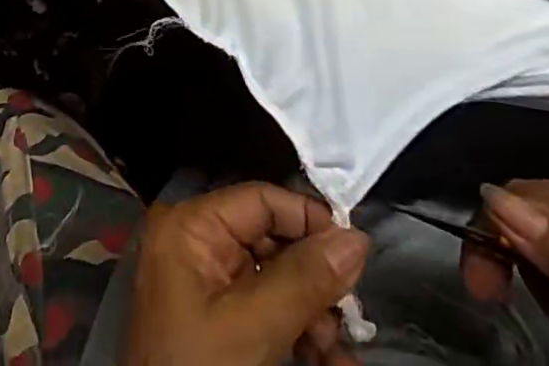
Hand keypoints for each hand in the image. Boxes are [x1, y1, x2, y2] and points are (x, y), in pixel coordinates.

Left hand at [125, 182, 371, 365]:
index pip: (261, 199)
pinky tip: (324, 357)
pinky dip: (296, 329)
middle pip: (273, 239)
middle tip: (347, 310)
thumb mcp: (254, 325)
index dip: (310, 220)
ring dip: (313, 310)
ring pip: (276, 277)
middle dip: (315, 277)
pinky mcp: (216, 320)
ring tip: (335, 348)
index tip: (353, 252)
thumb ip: (307, 278)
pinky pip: (266, 308)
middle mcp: (196, 244)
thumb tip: (357, 239)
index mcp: (191, 227)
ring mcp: (205, 284)